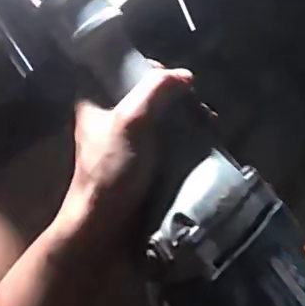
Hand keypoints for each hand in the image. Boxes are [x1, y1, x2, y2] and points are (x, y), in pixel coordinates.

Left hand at [52, 66, 193, 251]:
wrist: (104, 235)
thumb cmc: (110, 173)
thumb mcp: (131, 122)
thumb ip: (156, 91)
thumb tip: (185, 76)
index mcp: (95, 101)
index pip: (124, 70)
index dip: (152, 70)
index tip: (176, 79)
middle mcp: (110, 118)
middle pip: (149, 94)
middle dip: (178, 98)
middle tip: (199, 106)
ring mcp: (128, 144)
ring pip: (163, 119)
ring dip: (187, 119)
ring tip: (210, 124)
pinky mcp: (144, 167)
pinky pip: (169, 143)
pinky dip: (188, 140)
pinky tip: (207, 140)